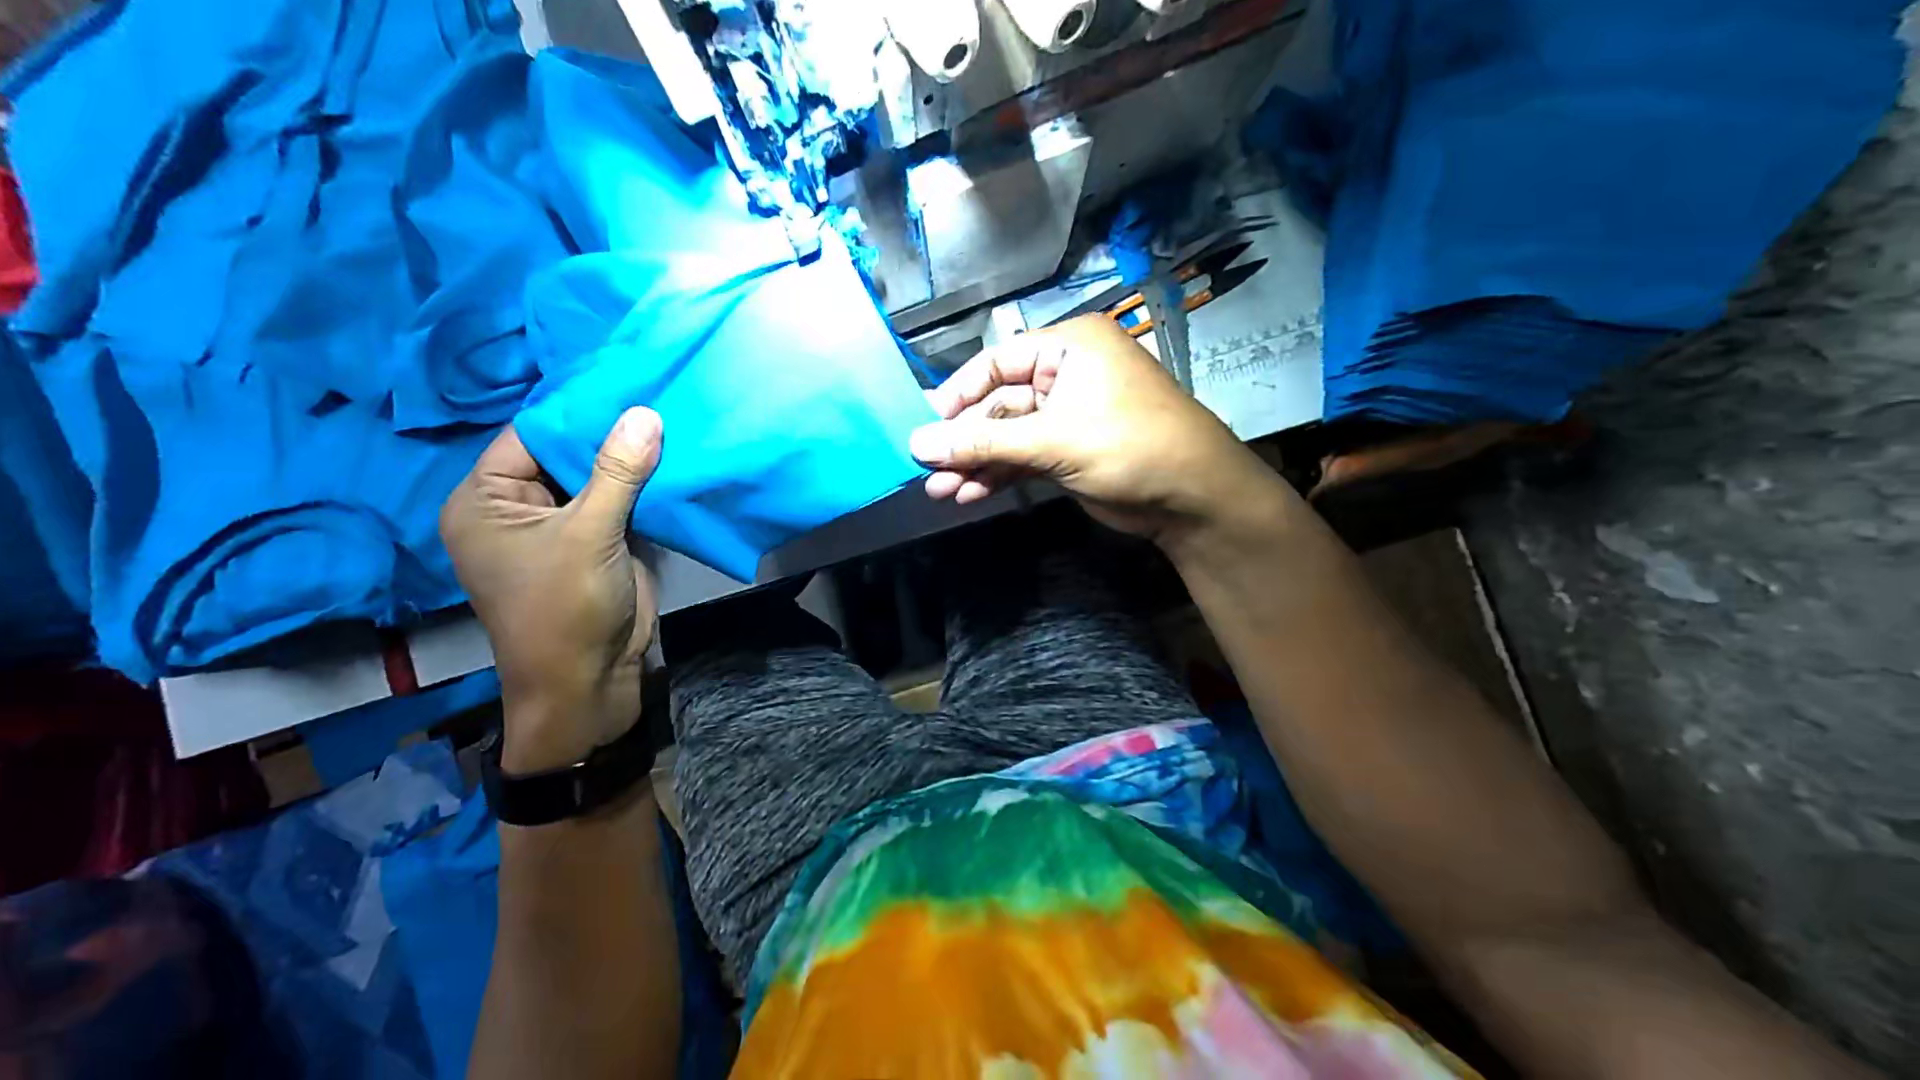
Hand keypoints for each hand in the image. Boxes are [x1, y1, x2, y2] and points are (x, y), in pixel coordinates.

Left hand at [440, 409, 663, 772]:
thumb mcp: (590, 535)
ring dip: (630, 459)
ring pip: (596, 478)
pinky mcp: (596, 544)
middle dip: (609, 433)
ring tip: (672, 415)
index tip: (624, 378)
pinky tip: (674, 459)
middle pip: (565, 454)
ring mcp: (560, 528)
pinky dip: (642, 487)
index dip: (577, 411)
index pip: (529, 436)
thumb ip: (618, 472)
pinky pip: (617, 502)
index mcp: (485, 502)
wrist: (591, 682)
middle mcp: (516, 510)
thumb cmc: (567, 608)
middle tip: (656, 391)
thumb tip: (645, 412)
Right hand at [910, 314, 1279, 545]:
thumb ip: (983, 441)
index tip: (924, 425)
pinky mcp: (1068, 452)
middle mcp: (1065, 375)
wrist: (1192, 496)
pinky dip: (998, 475)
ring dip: (975, 463)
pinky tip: (969, 495)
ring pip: (1007, 436)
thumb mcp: (1052, 439)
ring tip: (940, 492)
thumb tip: (918, 444)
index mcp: (1068, 347)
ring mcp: (1066, 416)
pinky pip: (1022, 458)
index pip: (997, 361)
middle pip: (998, 403)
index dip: (958, 393)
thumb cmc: (1128, 445)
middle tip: (925, 468)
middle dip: (963, 439)